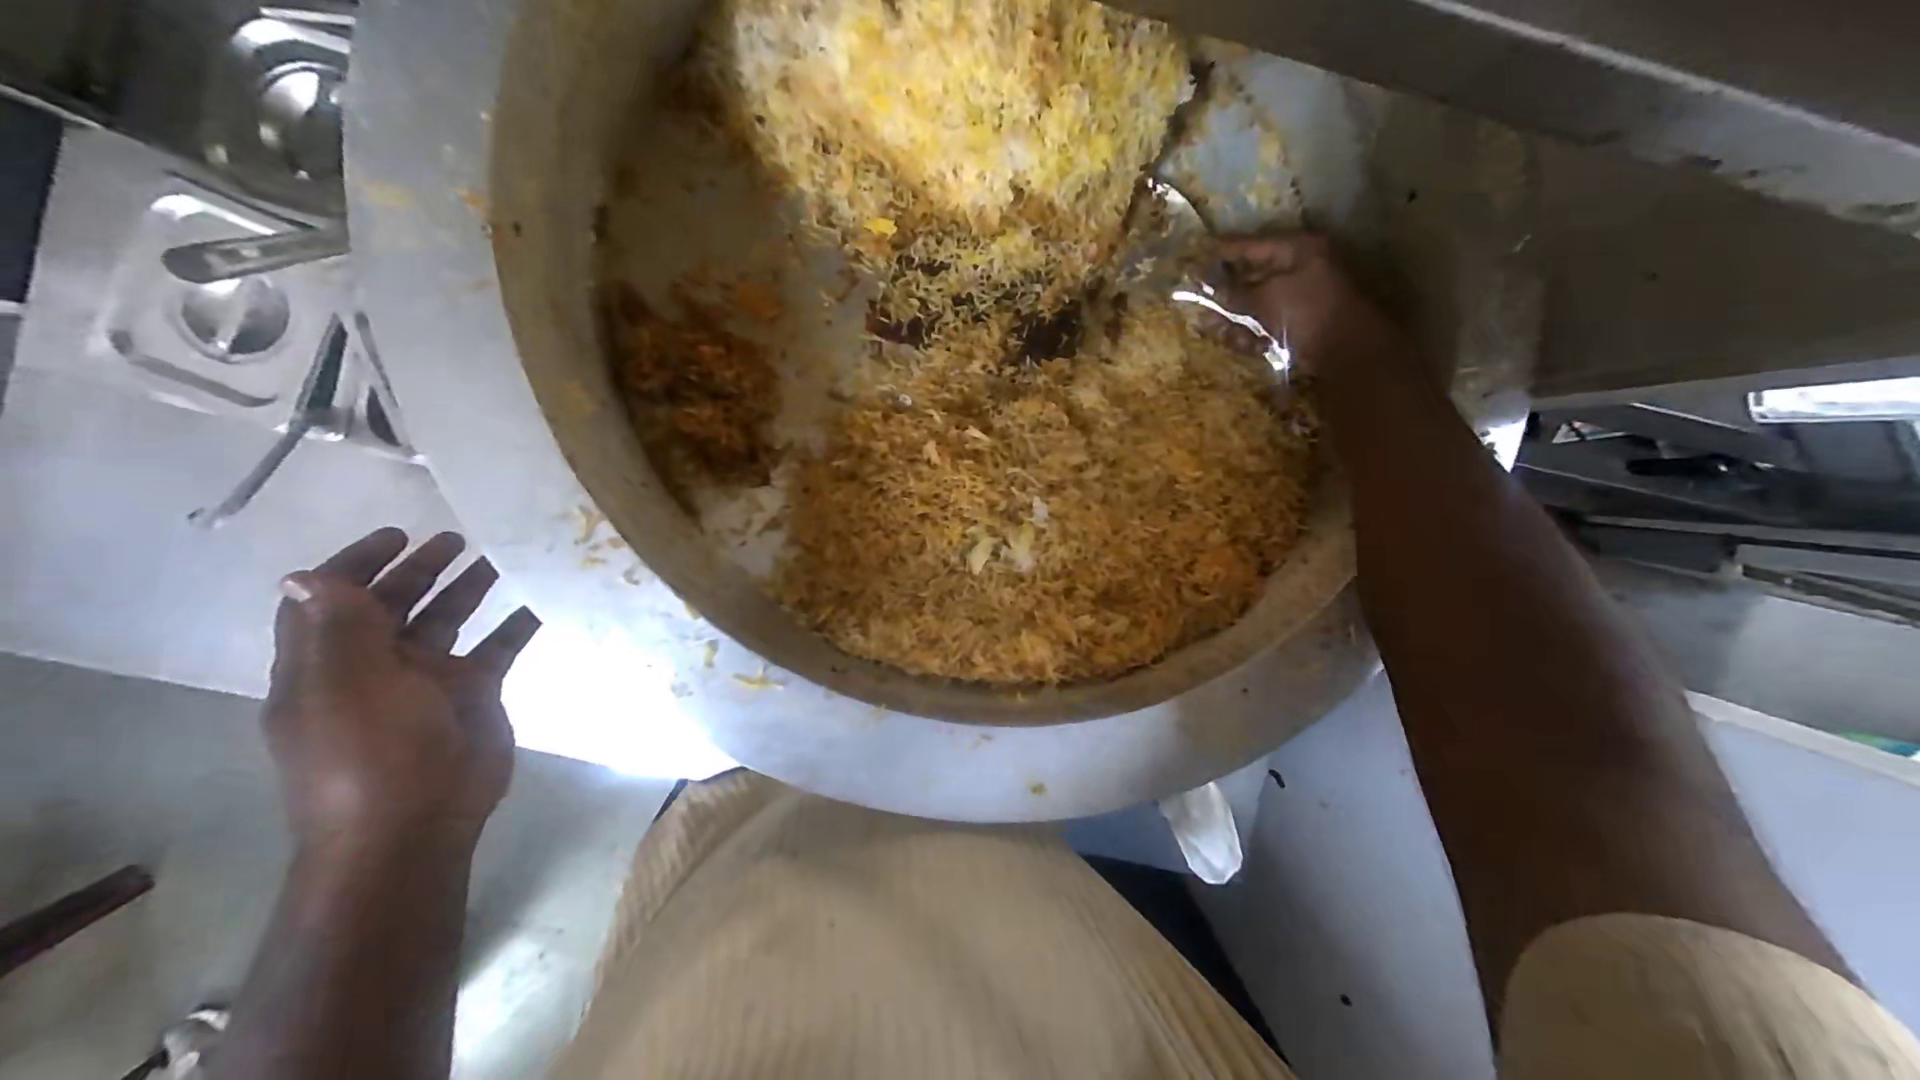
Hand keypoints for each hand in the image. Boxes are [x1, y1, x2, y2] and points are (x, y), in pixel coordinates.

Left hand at [265, 528, 540, 849]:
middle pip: (396, 604)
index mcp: (329, 662)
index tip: (398, 535)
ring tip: (501, 557)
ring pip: (449, 620)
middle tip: (457, 538)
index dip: (357, 563)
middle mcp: (376, 665)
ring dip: (469, 588)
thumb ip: (337, 628)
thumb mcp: (346, 687)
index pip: (332, 600)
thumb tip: (305, 573)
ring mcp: (429, 680)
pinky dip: (515, 625)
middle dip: (421, 568)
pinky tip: (538, 602)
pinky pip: (497, 648)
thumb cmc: (370, 754)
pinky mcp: (474, 695)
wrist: (417, 824)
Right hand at [1216, 234, 1404, 375]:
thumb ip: (1235, 292)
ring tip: (1214, 330)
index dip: (1223, 251)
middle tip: (1199, 304)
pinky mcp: (1295, 325)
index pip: (1252, 245)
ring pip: (1253, 306)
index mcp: (1296, 250)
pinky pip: (1264, 325)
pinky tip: (1251, 346)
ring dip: (1233, 321)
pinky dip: (1251, 335)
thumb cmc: (1308, 310)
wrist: (1345, 349)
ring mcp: (1296, 299)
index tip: (1197, 254)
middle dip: (1223, 295)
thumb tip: (1208, 287)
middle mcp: (1296, 270)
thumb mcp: (1266, 297)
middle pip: (1249, 278)